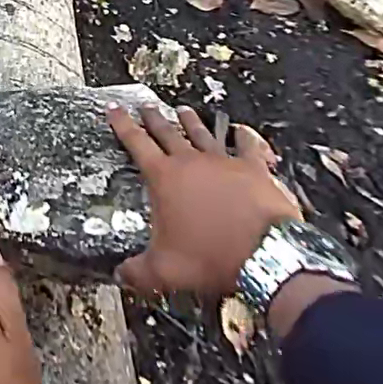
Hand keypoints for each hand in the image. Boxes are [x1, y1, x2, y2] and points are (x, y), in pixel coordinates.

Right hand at [107, 103, 301, 297]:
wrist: (267, 257)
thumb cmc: (211, 258)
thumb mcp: (165, 270)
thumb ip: (138, 271)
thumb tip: (120, 276)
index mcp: (164, 178)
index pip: (136, 143)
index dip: (122, 125)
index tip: (115, 109)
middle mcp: (190, 162)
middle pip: (167, 132)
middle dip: (154, 118)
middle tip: (146, 107)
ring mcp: (223, 162)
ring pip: (202, 134)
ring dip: (191, 122)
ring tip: (183, 111)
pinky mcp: (254, 169)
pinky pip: (246, 146)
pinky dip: (243, 136)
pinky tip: (241, 130)